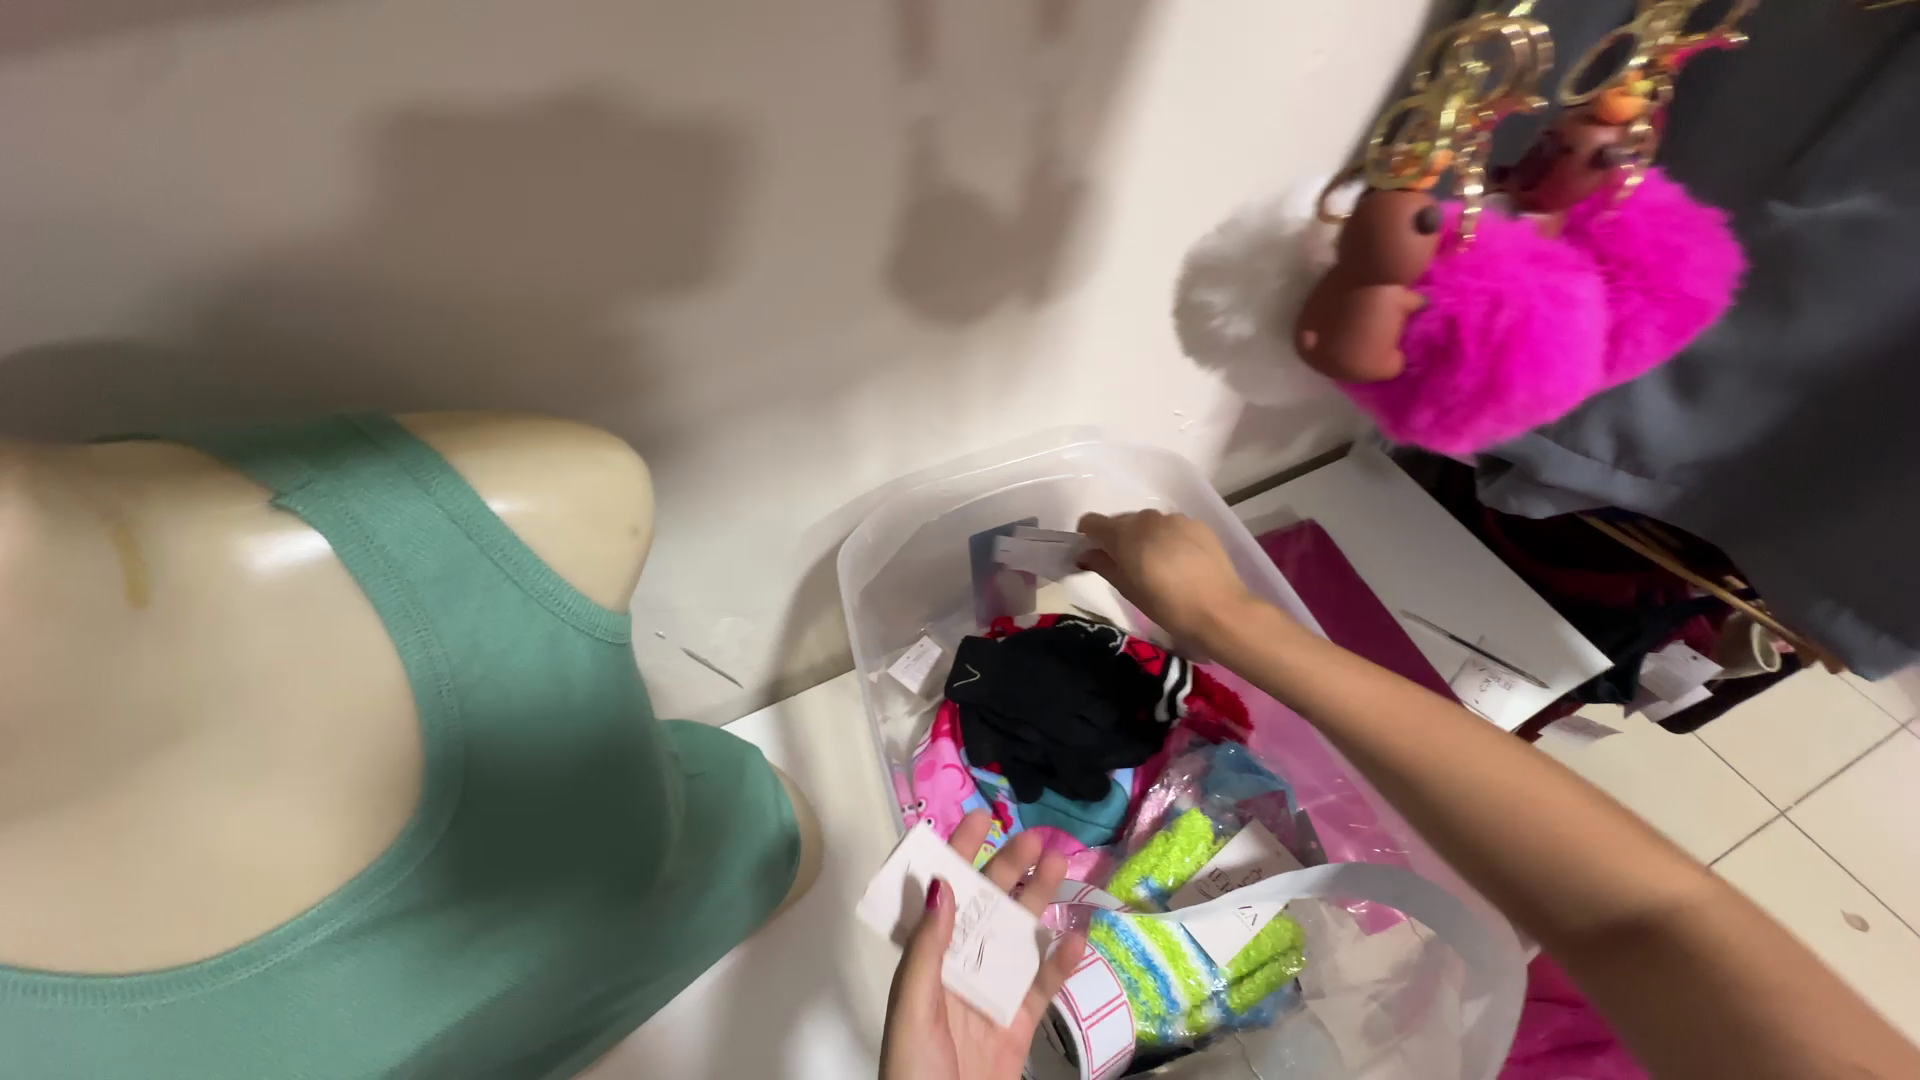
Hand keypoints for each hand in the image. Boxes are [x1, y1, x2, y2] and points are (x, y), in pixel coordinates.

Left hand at [879, 811, 1086, 1079]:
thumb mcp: (912, 1006)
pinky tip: (1080, 936)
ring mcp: (992, 992)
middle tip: (1036, 836)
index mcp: (928, 958)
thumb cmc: (915, 1069)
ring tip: (1061, 866)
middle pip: (987, 906)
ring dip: (1039, 902)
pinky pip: (1043, 986)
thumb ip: (928, 947)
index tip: (980, 816)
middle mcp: (960, 965)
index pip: (944, 892)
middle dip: (1009, 868)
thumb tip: (942, 883)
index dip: (958, 852)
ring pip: (1019, 936)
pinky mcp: (1020, 1024)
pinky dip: (1062, 961)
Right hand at [1076, 510, 1266, 651]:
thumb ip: (1103, 565)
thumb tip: (1086, 554)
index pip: (1092, 522)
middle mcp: (1147, 518)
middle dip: (1118, 539)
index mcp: (1124, 534)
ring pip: (1148, 523)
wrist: (1219, 610)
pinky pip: (1172, 527)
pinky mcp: (1198, 525)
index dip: (1089, 537)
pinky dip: (1168, 539)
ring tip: (1157, 566)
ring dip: (1145, 538)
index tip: (1094, 554)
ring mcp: (1175, 519)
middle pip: (1122, 522)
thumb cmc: (1166, 606)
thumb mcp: (1127, 589)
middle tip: (1128, 567)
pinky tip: (1180, 562)